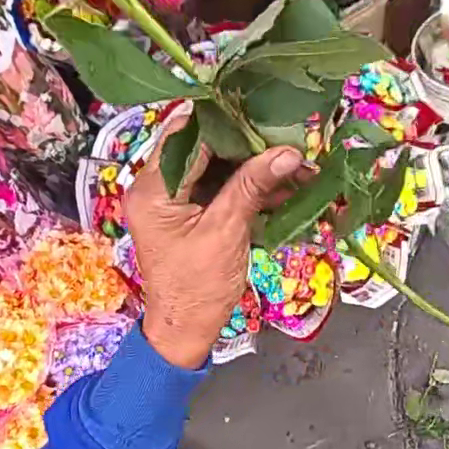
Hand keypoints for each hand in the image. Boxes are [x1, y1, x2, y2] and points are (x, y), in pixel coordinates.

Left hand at [127, 121, 305, 368]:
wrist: (187, 330)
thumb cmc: (199, 287)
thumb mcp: (227, 231)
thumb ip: (253, 186)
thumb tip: (289, 152)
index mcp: (153, 188)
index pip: (189, 136)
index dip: (228, 123)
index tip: (268, 118)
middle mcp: (157, 186)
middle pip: (204, 147)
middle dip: (248, 145)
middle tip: (288, 142)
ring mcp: (174, 199)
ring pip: (217, 166)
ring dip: (254, 166)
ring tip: (296, 166)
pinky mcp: (191, 212)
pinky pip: (221, 187)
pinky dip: (250, 186)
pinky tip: (284, 186)